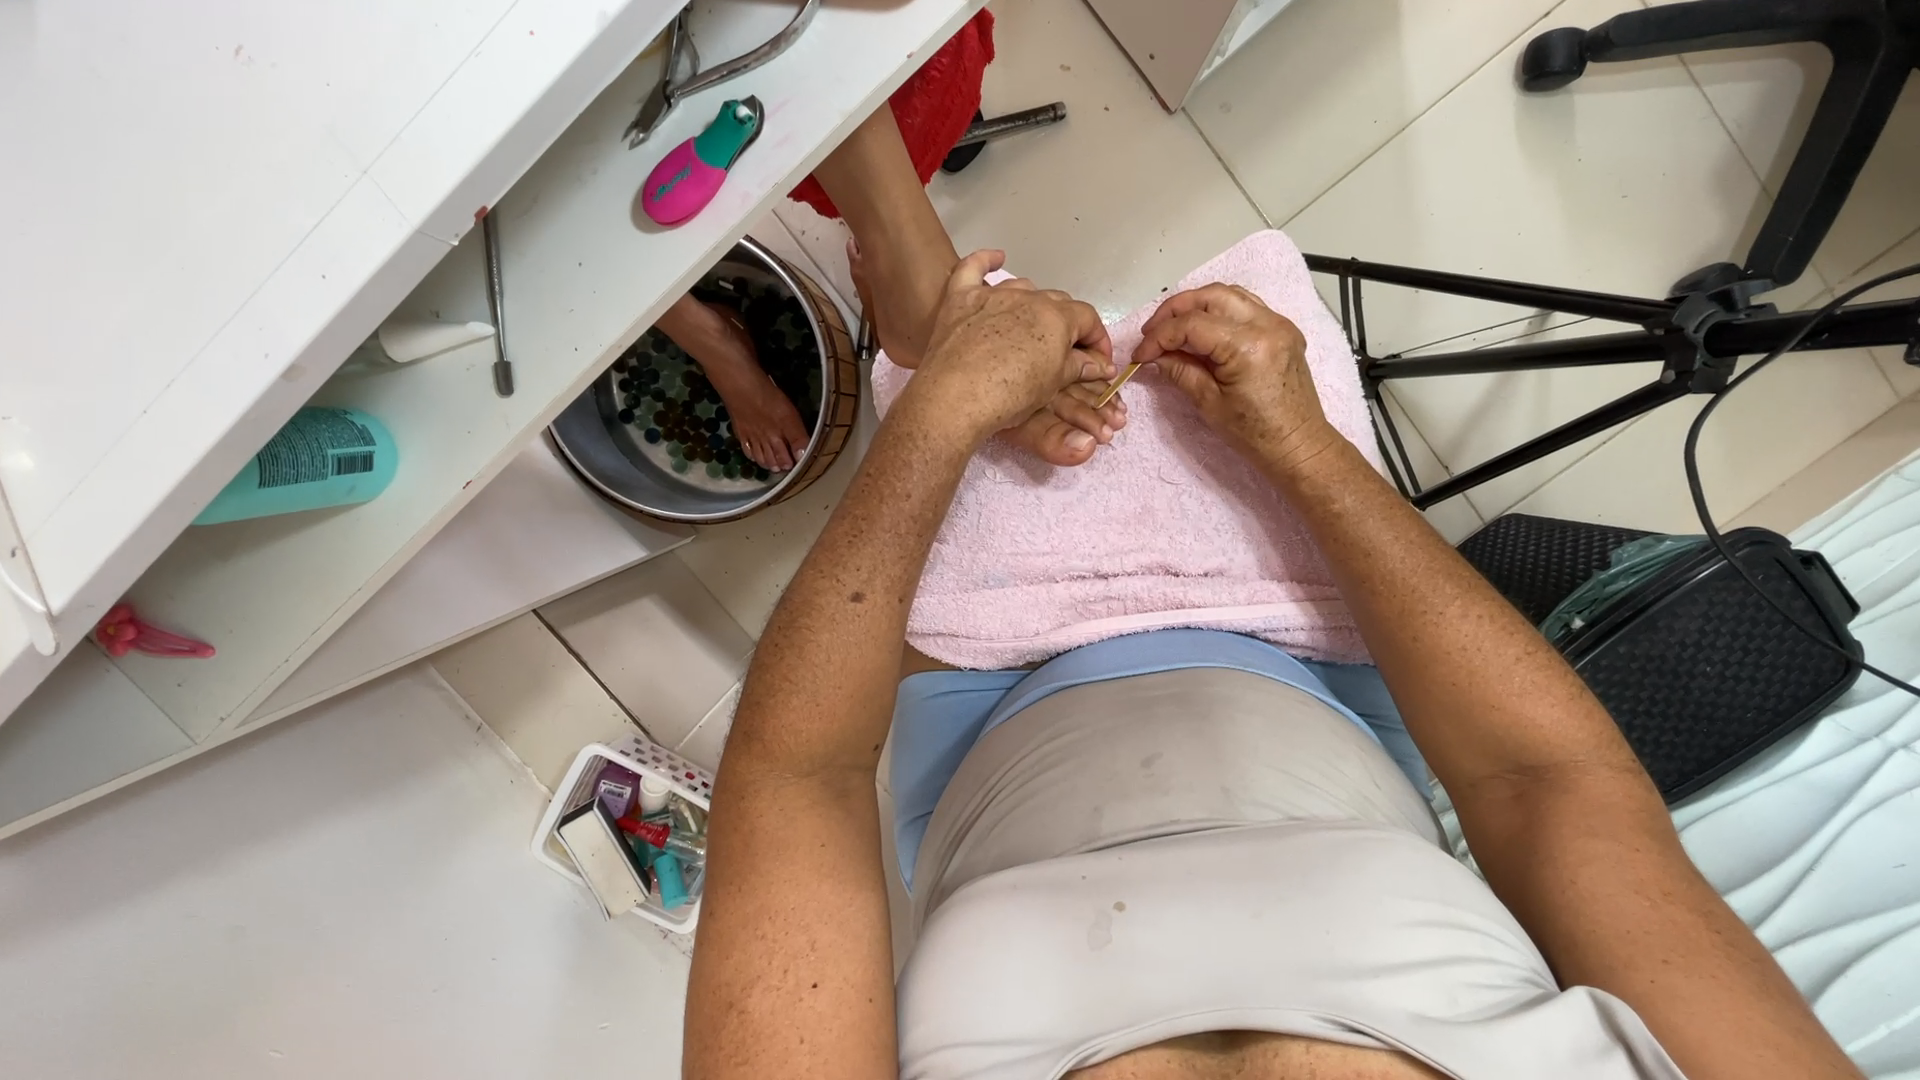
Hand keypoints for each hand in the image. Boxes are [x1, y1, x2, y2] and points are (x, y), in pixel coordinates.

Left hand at [905, 250, 1116, 445]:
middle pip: (1057, 303)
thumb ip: (1078, 368)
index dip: (1097, 340)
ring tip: (1034, 328)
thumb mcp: (1052, 387)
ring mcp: (993, 295)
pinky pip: (973, 269)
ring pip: (1022, 288)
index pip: (1088, 319)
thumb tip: (1099, 365)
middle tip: (1067, 352)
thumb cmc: (1009, 397)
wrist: (955, 398)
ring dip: (1034, 304)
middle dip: (1067, 325)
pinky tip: (997, 258)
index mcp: (1056, 317)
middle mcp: (1028, 297)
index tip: (1098, 361)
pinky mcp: (961, 299)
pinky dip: (985, 261)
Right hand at [1134, 284, 1341, 474]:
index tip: (1140, 354)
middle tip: (1151, 332)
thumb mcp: (1208, 403)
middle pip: (1210, 297)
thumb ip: (1179, 370)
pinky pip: (1245, 306)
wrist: (1297, 443)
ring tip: (1173, 328)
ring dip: (1196, 305)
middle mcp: (1267, 325)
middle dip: (1174, 310)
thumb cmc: (1253, 433)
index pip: (1192, 324)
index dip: (1159, 336)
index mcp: (1247, 347)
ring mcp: (1279, 323)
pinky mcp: (1282, 329)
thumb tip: (1154, 356)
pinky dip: (1218, 310)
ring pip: (1228, 294)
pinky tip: (1202, 330)